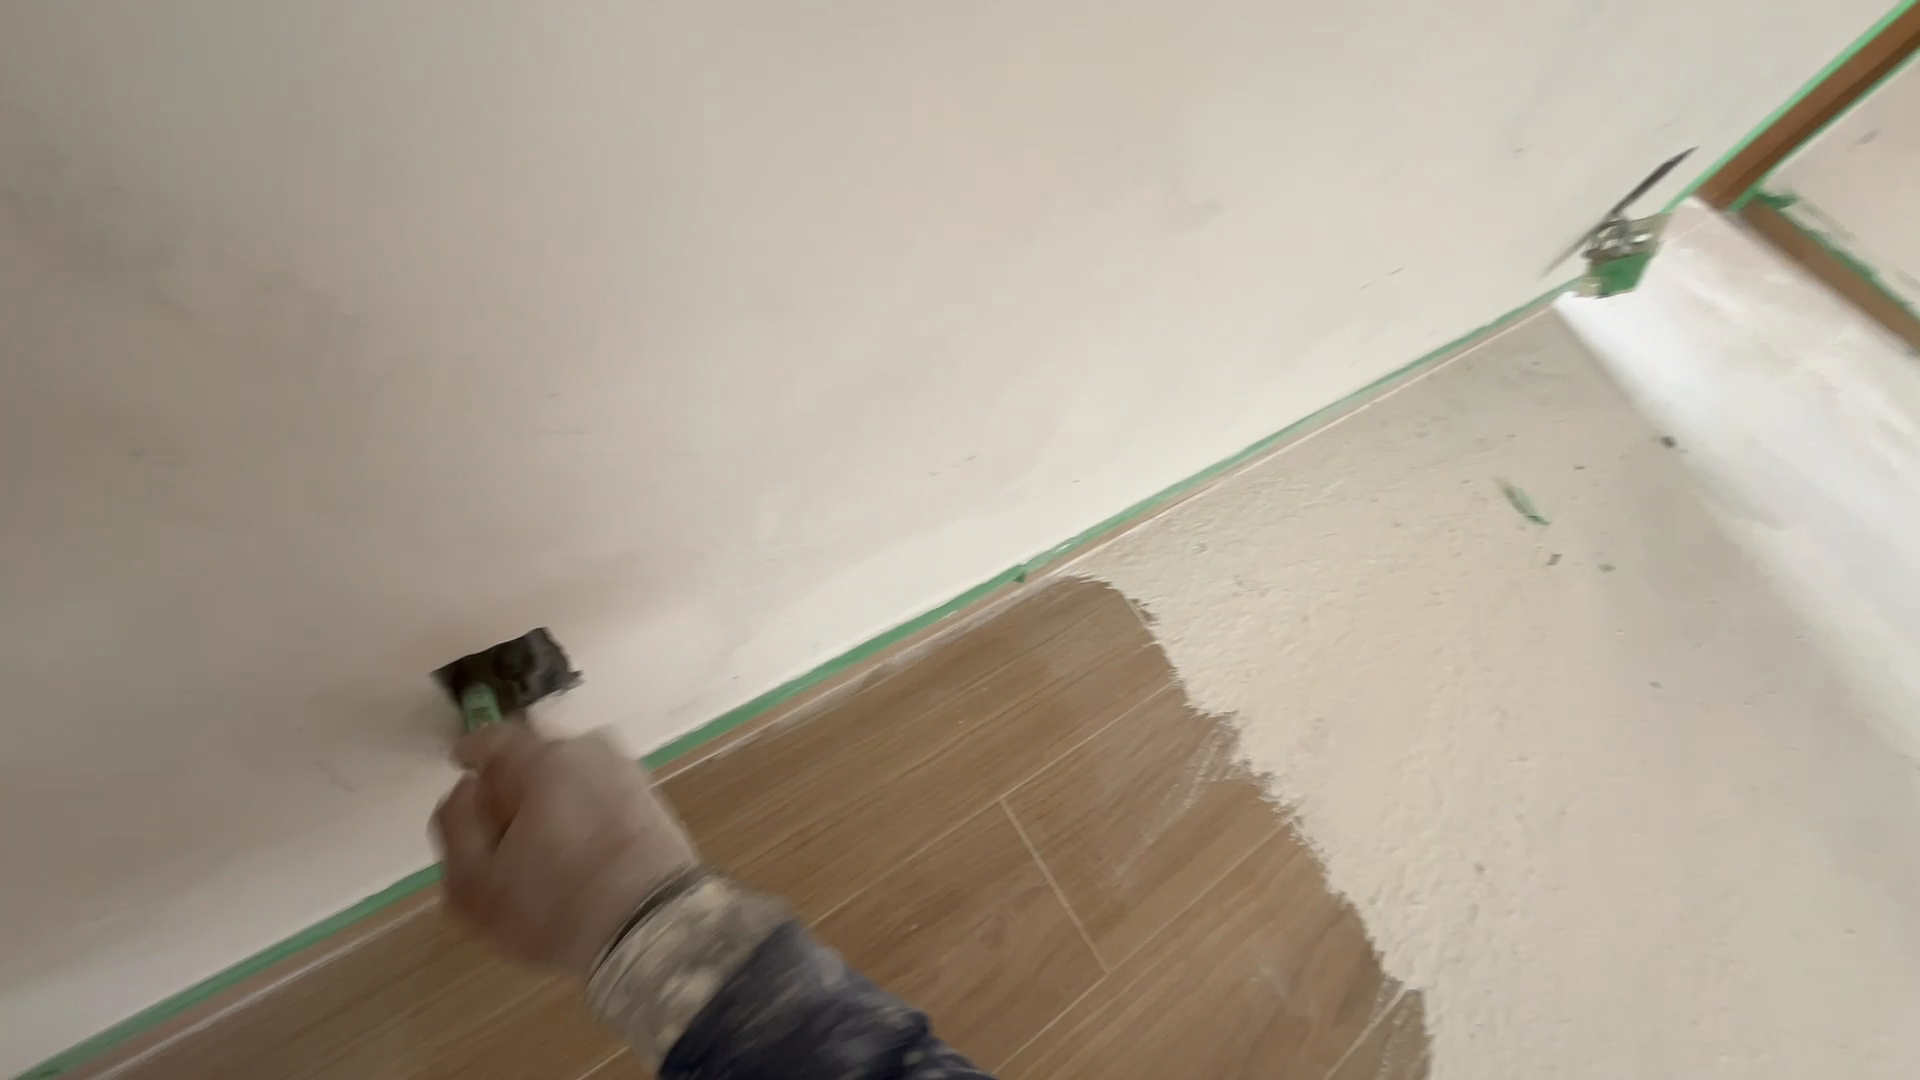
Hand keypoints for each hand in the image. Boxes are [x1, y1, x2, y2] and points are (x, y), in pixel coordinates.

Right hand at [431, 724, 699, 976]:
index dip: (473, 750)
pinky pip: (599, 785)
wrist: (650, 919)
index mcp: (545, 760)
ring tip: (535, 839)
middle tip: (495, 821)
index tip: (459, 764)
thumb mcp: (475, 881)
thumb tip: (465, 787)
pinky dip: (580, 802)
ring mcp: (626, 769)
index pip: (498, 737)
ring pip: (572, 769)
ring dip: (549, 791)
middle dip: (512, 778)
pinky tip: (573, 842)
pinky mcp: (648, 793)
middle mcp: (591, 750)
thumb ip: (457, 823)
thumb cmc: (554, 904)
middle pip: (538, 752)